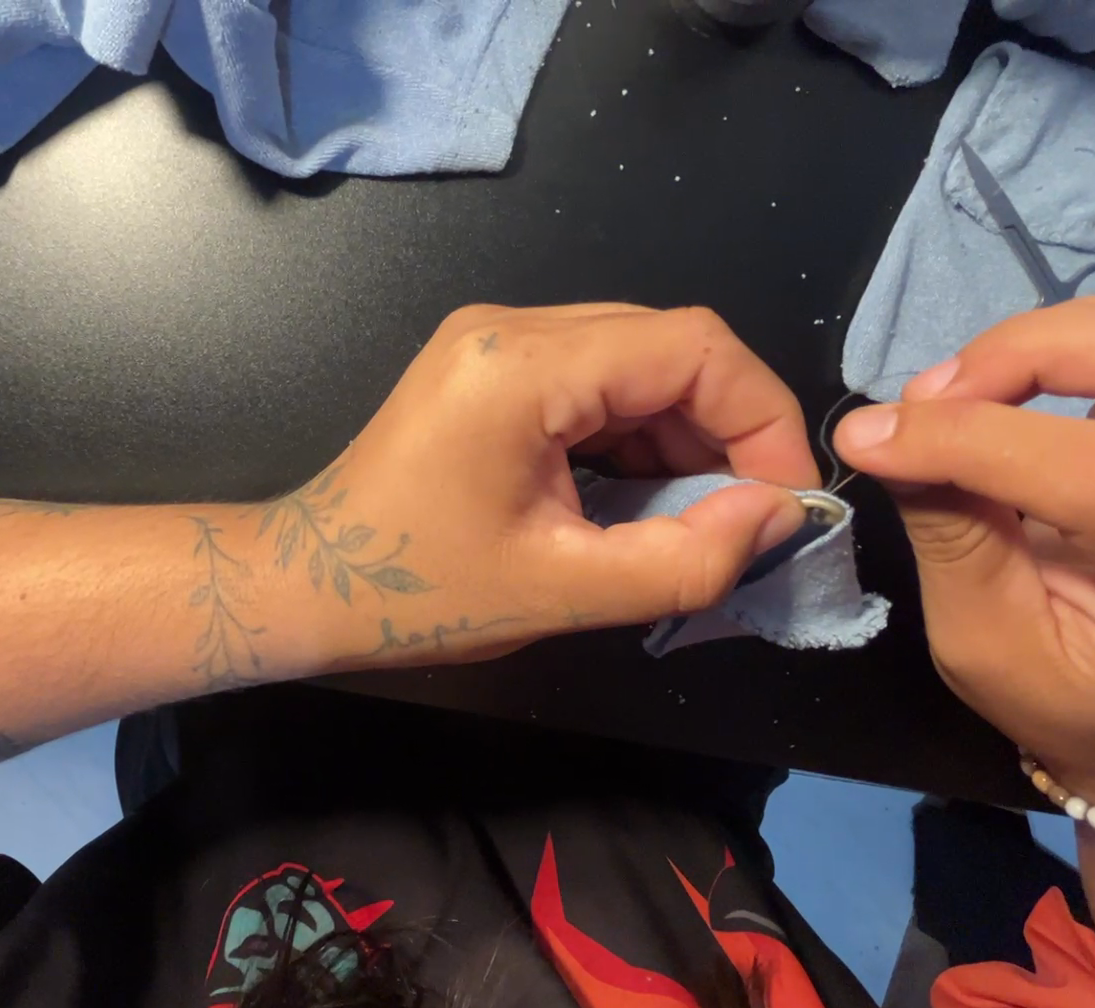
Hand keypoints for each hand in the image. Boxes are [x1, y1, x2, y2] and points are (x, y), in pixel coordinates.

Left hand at [307, 303, 817, 666]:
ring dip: (678, 438)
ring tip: (692, 517)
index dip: (762, 417)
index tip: (783, 499)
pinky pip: (587, 384)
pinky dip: (630, 438)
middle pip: (664, 348)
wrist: (310, 582)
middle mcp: (507, 329)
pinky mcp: (484, 371)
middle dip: (723, 432)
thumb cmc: (418, 592)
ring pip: (630, 366)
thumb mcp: (562, 590)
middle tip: (742, 518)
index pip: (692, 347)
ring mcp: (491, 344)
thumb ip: (684, 559)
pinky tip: (638, 497)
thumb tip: (774, 516)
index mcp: (521, 366)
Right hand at [833, 281, 1094, 798]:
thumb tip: (881, 431)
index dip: (978, 438)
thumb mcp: (974, 636)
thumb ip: (944, 527)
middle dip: (1045, 348)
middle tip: (936, 397)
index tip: (869, 438)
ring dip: (1067, 332)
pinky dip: (1090, 332)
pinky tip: (1024, 382)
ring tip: (972, 388)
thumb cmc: (1057, 692)